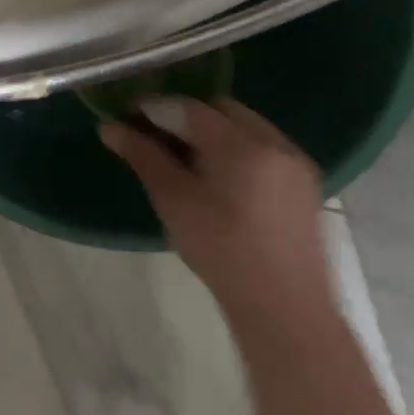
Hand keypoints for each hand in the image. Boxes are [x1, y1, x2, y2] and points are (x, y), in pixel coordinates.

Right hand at [102, 99, 329, 321]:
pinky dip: (234, 149)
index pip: (189, 107)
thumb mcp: (172, 199)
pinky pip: (262, 148)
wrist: (284, 307)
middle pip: (220, 110)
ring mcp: (296, 163)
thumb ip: (142, 155)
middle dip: (184, 115)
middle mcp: (276, 143)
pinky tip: (215, 176)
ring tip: (181, 157)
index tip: (126, 116)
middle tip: (152, 136)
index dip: (153, 107)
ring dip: (210, 131)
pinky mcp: (304, 185)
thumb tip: (109, 126)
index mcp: (243, 145)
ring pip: (244, 127)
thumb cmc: (220, 248)